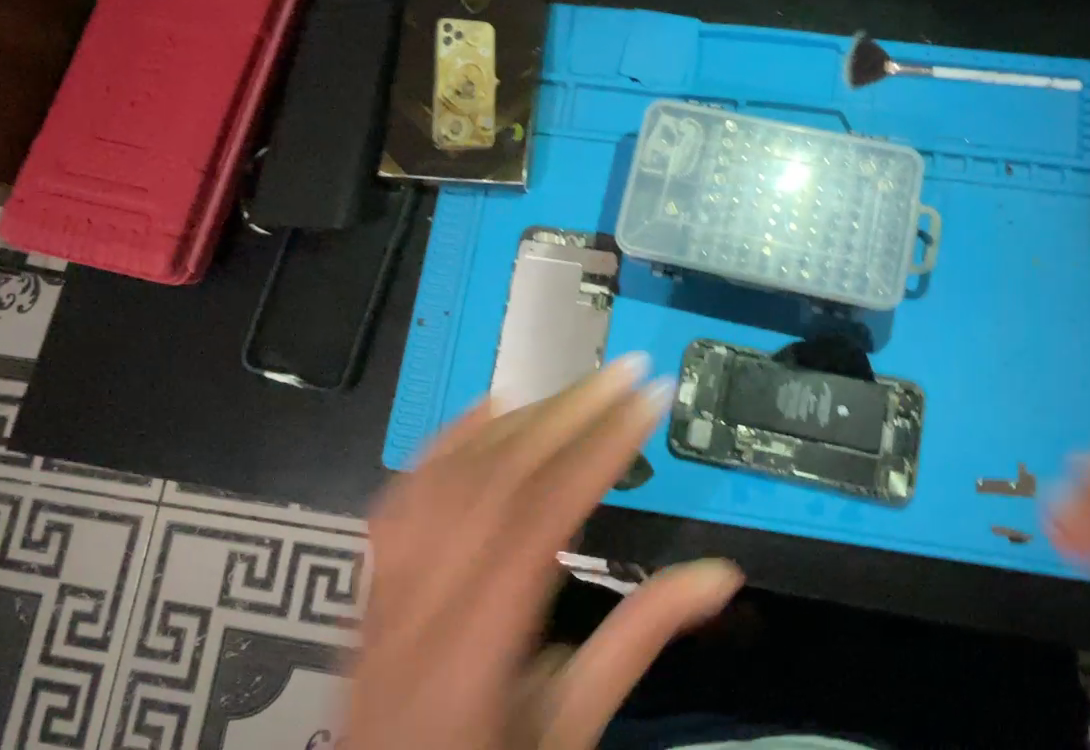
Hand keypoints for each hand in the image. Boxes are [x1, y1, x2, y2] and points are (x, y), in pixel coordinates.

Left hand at [347, 353, 744, 748]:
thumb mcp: (570, 725)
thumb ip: (638, 642)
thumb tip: (719, 575)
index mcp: (476, 647)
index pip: (543, 514)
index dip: (601, 444)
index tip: (649, 399)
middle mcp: (421, 605)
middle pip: (495, 478)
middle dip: (567, 413)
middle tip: (625, 375)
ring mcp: (384, 591)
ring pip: (448, 475)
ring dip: (515, 419)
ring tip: (574, 389)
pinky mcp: (370, 586)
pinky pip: (404, 494)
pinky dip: (449, 441)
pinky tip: (487, 410)